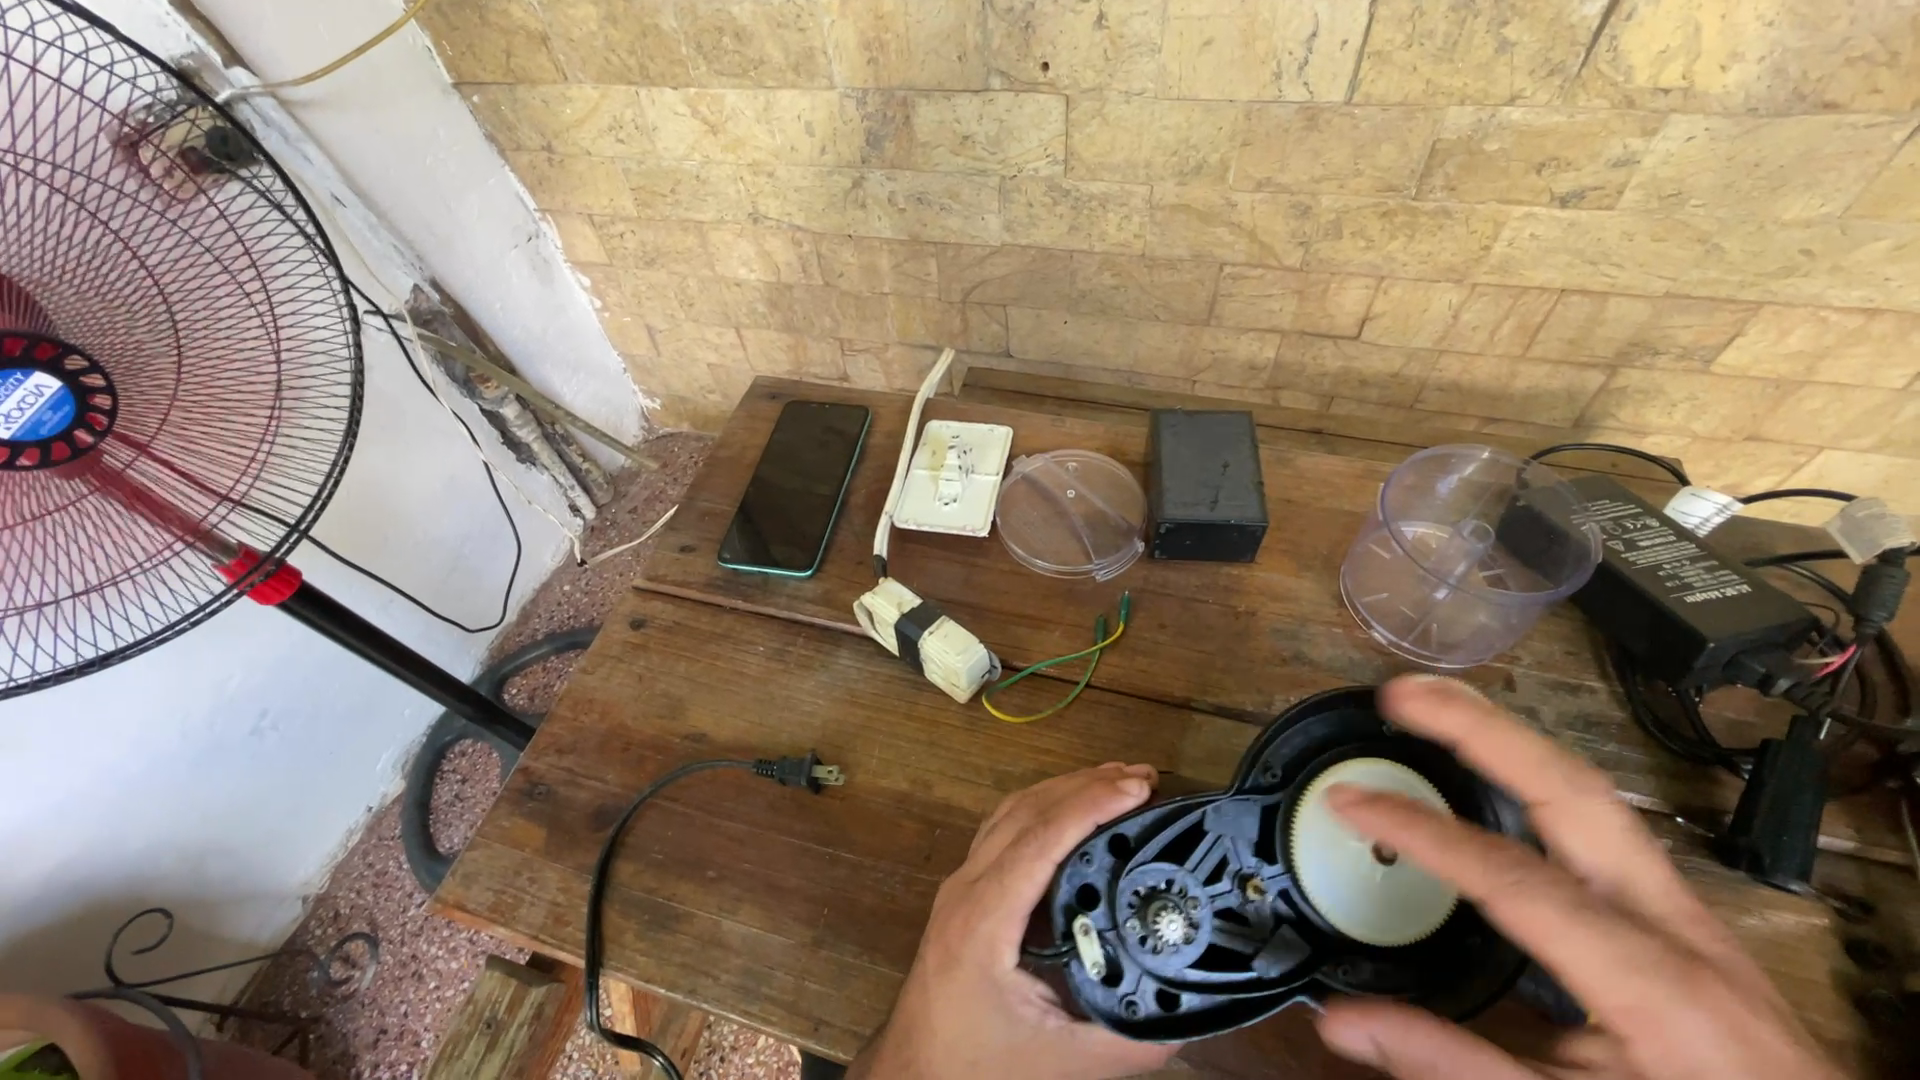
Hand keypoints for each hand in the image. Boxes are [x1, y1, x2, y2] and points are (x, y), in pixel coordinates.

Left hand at [848, 763, 1179, 1079]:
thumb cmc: (976, 1063)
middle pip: (1025, 811)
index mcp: (985, 917)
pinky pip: (1003, 827)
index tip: (1137, 788)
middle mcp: (967, 885)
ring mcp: (961, 882)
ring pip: (1011, 811)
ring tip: (1116, 779)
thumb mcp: (1059, 1062)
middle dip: (1086, 784)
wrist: (914, 1071)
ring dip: (1064, 787)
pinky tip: (1073, 808)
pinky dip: (1043, 805)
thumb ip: (1126, 1042)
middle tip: (1143, 777)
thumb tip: (1186, 1021)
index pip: (1041, 839)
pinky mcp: (964, 889)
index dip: (1091, 805)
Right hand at [1316, 674, 1844, 1079]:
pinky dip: (1532, 774)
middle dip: (1481, 728)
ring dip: (1506, 736)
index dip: (1421, 831)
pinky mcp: (1679, 912)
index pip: (1511, 876)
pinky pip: (1599, 820)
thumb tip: (1341, 1022)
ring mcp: (1683, 908)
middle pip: (1573, 791)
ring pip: (1591, 791)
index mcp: (1650, 979)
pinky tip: (1493, 766)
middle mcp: (1673, 923)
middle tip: (1402, 693)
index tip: (1350, 800)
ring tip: (1436, 703)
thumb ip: (1451, 1060)